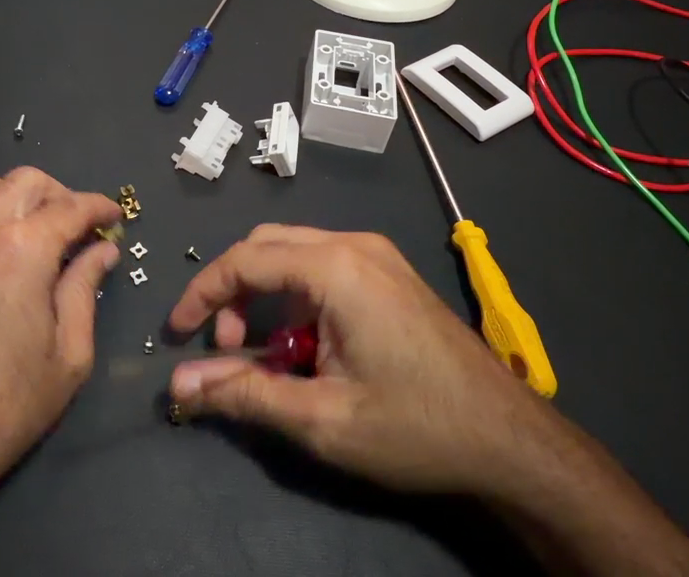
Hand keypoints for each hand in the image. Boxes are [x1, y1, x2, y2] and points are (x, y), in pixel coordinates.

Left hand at [0, 166, 121, 575]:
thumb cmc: (7, 406)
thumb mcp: (69, 355)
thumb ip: (85, 291)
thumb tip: (101, 252)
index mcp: (26, 249)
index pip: (73, 206)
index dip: (100, 209)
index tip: (113, 219)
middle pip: (26, 181)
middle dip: (58, 195)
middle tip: (72, 228)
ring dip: (1, 191)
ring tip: (15, 222)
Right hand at [166, 224, 545, 498]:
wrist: (512, 442)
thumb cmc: (415, 428)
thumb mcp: (320, 418)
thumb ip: (243, 393)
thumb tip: (179, 383)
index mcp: (336, 268)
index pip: (243, 260)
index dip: (201, 294)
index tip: (176, 334)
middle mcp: (355, 246)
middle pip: (266, 247)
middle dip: (233, 294)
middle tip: (226, 350)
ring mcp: (378, 257)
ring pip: (294, 256)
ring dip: (265, 298)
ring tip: (266, 358)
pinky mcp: (391, 276)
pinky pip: (324, 269)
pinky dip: (296, 300)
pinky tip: (307, 350)